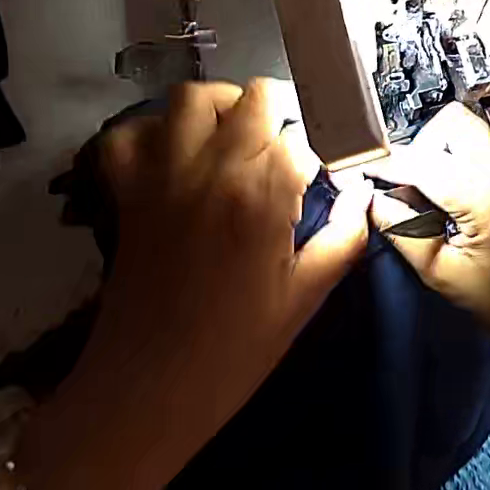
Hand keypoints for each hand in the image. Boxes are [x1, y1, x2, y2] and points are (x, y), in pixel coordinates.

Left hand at [20, 81, 369, 489]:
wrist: (147, 391)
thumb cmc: (237, 348)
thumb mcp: (307, 296)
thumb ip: (344, 237)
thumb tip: (363, 198)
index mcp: (262, 196)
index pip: (303, 139)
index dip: (322, 153)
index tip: (326, 177)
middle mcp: (211, 170)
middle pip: (254, 98)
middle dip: (282, 113)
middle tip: (288, 148)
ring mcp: (162, 176)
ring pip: (192, 98)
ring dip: (223, 106)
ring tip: (237, 136)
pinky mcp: (126, 192)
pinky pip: (128, 134)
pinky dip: (153, 131)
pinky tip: (177, 154)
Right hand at [373, 102, 489, 348]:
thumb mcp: (442, 273)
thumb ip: (402, 229)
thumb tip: (373, 198)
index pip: (425, 161)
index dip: (389, 165)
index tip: (369, 170)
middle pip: (453, 123)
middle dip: (423, 147)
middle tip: (411, 183)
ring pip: (474, 132)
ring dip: (448, 154)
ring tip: (441, 196)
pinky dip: (473, 163)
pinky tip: (469, 198)